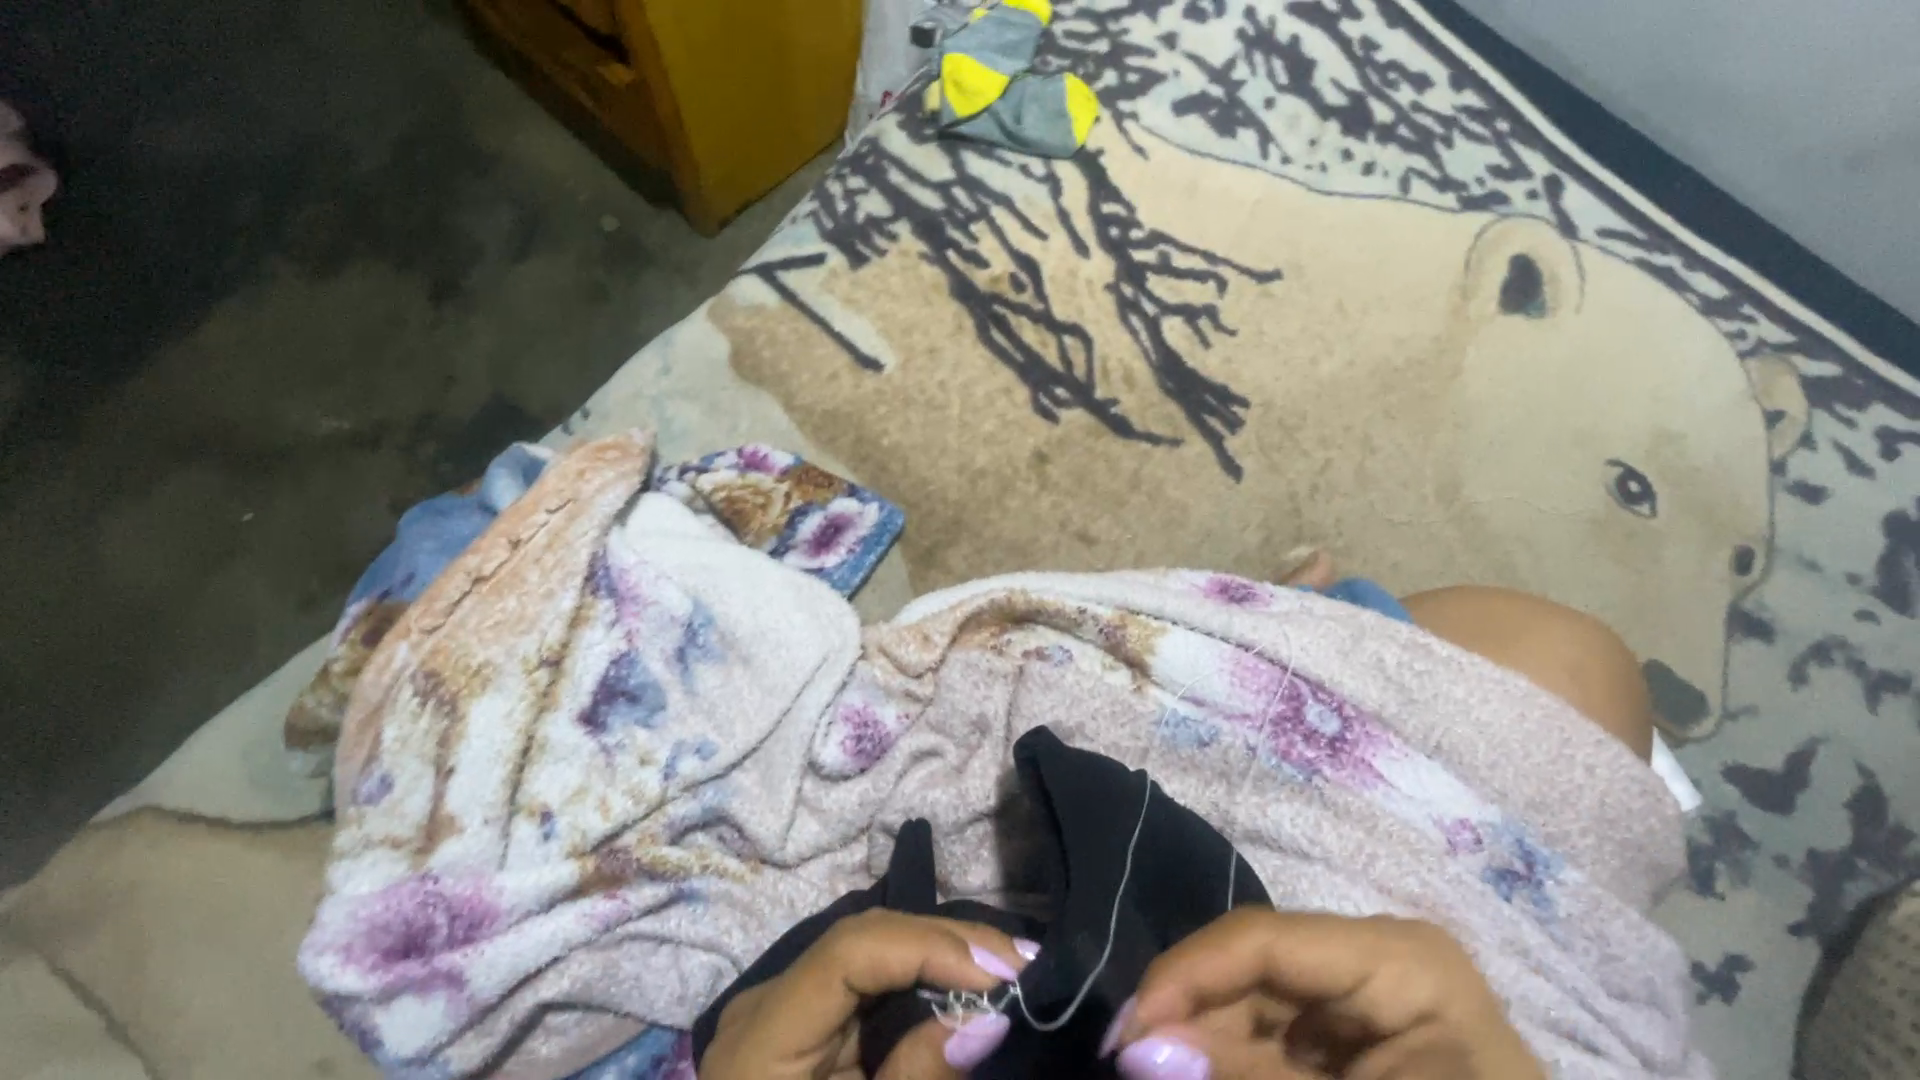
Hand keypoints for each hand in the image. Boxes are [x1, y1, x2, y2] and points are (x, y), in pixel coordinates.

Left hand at [701, 910, 1037, 1079]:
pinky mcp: (813, 1020)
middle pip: (867, 939)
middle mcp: (773, 1000)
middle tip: (1027, 966)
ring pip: (877, 949)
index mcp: (764, 1036)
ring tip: (1013, 969)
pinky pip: (874, 981)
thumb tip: (990, 1018)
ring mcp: (791, 1005)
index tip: (999, 979)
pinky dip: (926, 979)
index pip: (848, 952)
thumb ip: (918, 1079)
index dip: (927, 949)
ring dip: (947, 953)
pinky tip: (971, 983)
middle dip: (951, 944)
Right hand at [1102, 908, 1543, 1079]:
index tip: (1125, 1037)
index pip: (1260, 939)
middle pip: (1249, 974)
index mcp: (1395, 957)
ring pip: (1253, 1011)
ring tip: (1154, 1070)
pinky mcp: (1356, 1046)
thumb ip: (1249, 1076)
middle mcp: (1373, 963)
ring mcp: (1366, 1005)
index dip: (1183, 977)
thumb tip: (1137, 1052)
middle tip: (1128, 1064)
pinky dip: (1235, 1064)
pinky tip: (1197, 1073)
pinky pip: (1275, 1044)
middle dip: (1187, 1021)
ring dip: (1203, 1047)